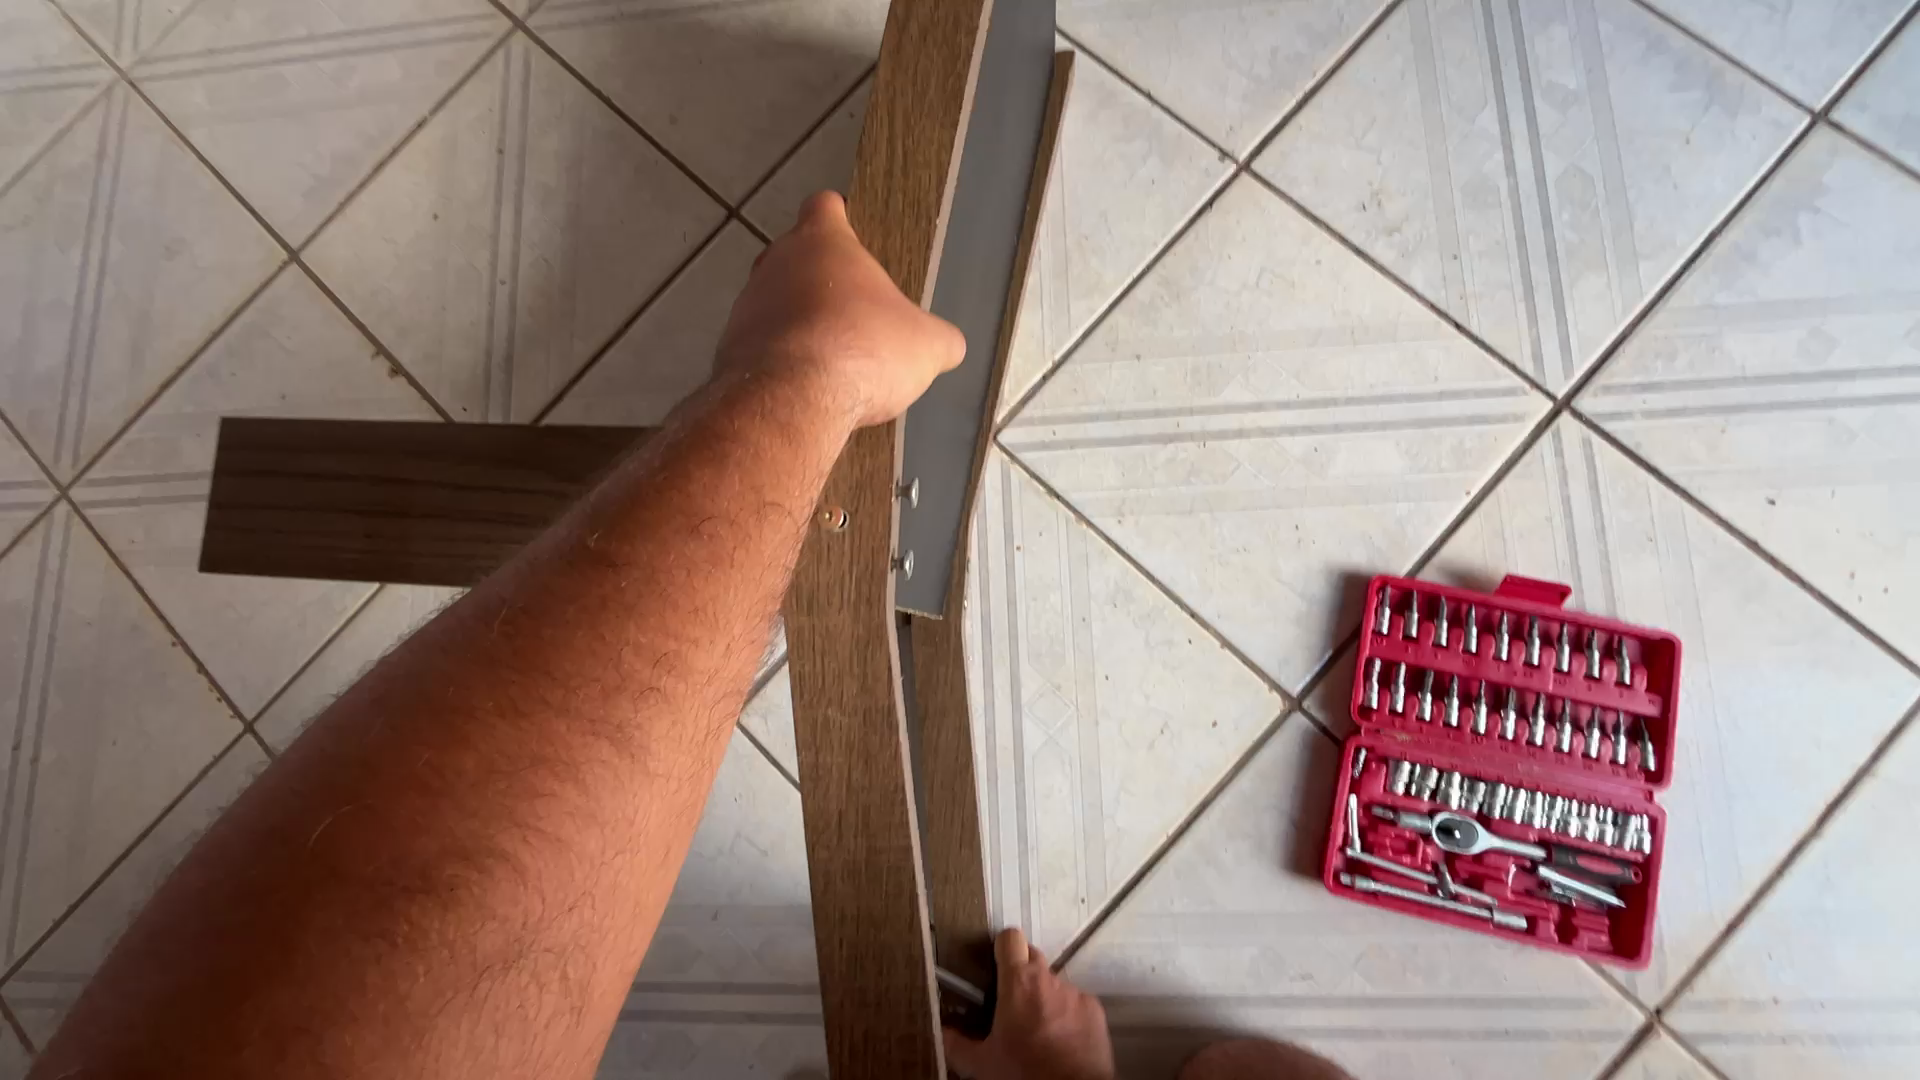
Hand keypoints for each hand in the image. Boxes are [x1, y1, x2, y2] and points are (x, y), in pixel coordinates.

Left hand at [716, 191, 965, 427]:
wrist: (793, 398)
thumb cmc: (865, 349)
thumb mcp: (926, 347)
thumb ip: (939, 340)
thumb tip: (949, 346)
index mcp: (822, 242)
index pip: (824, 208)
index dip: (838, 220)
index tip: (849, 240)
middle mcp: (776, 263)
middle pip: (795, 259)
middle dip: (820, 284)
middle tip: (851, 316)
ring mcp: (746, 306)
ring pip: (774, 306)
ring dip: (799, 327)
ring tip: (831, 363)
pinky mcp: (730, 350)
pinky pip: (761, 350)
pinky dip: (782, 364)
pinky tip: (806, 391)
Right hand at [943, 929, 1115, 1079]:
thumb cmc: (1025, 1075)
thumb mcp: (983, 1065)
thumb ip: (957, 1044)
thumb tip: (940, 1031)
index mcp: (1018, 982)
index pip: (1010, 938)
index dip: (1002, 947)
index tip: (995, 964)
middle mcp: (1048, 978)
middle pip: (1032, 956)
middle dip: (1022, 972)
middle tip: (1011, 1003)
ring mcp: (1074, 993)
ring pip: (1053, 983)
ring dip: (1044, 997)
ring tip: (1037, 1029)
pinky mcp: (1094, 1010)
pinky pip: (1075, 1002)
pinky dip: (1067, 1014)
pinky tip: (1061, 1040)